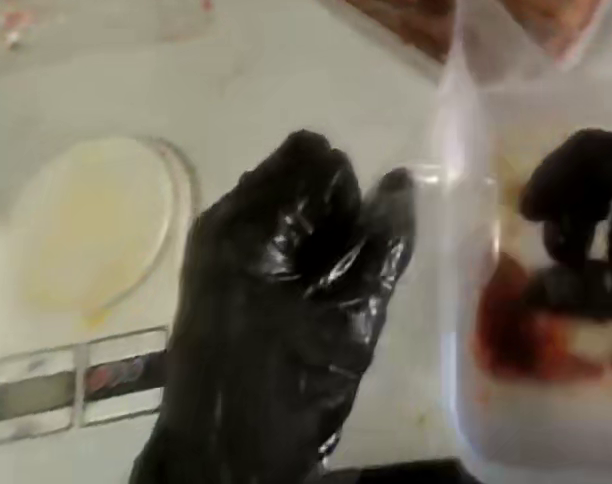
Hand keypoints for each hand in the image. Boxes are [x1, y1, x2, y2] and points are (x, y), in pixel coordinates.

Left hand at [133, 131, 414, 483]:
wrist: (217, 462)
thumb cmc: (290, 388)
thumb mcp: (355, 318)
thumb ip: (386, 243)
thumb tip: (402, 180)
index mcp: (254, 224)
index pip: (316, 158)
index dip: (346, 194)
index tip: (349, 245)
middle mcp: (223, 216)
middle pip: (295, 167)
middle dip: (328, 204)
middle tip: (336, 265)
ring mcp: (211, 237)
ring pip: (281, 190)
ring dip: (310, 219)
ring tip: (316, 278)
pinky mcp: (209, 260)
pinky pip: (263, 217)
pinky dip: (290, 234)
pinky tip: (295, 285)